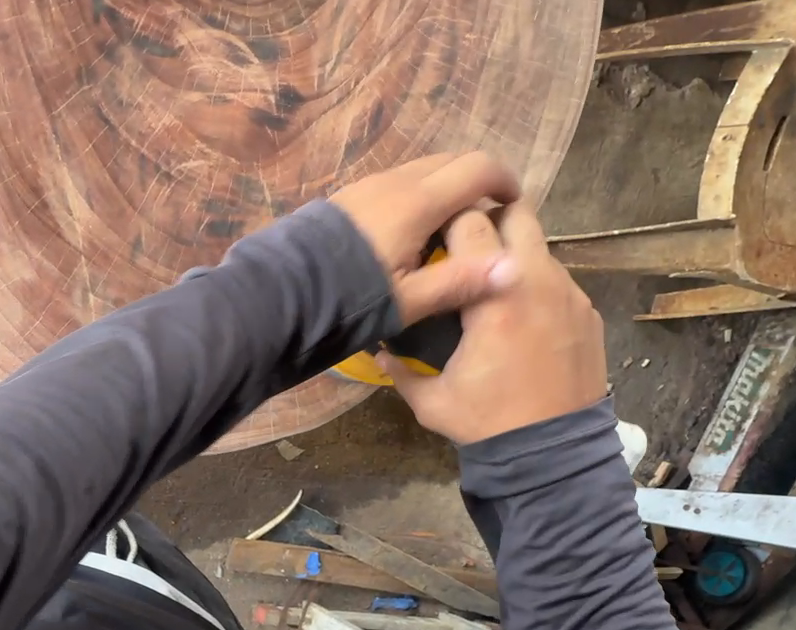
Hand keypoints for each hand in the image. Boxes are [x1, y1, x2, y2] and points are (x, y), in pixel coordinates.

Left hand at [329, 152, 522, 324]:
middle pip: (448, 162)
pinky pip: (391, 184)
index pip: (478, 168)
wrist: (281, 294)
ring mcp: (366, 187)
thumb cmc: (349, 300)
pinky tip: (405, 234)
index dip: (505, 180)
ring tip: (443, 230)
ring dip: (440, 189)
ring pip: (418, 171)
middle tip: (480, 218)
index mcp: (417, 202)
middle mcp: (394, 182)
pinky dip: (412, 196)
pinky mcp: (345, 198)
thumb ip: (459, 282)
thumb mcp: (407, 300)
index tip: (513, 203)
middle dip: (473, 182)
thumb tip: (514, 267)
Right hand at [379, 201, 606, 443]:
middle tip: (463, 252)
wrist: (550, 449)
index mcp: (493, 296)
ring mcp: (568, 293)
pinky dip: (532, 286)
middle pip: (516, 211)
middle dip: (488, 222)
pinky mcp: (586, 311)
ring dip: (511, 256)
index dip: (446, 225)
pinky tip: (518, 321)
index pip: (468, 224)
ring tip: (489, 289)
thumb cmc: (485, 421)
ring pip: (538, 246)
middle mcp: (536, 280)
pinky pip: (556, 280)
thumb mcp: (429, 401)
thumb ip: (400, 369)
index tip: (431, 243)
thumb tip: (378, 350)